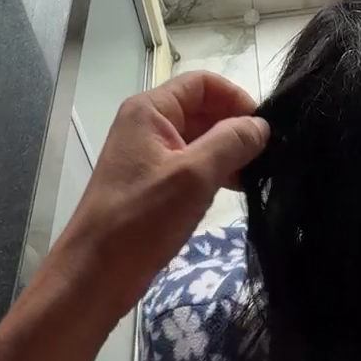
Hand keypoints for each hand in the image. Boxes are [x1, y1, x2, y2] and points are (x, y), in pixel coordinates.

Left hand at [48, 71, 269, 319]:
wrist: (94, 277)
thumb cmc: (140, 220)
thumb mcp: (194, 176)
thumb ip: (231, 142)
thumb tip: (261, 125)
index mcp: (150, 111)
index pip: (202, 83)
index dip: (235, 97)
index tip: (263, 126)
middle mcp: (147, 125)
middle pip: (201, 108)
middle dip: (234, 126)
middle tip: (266, 153)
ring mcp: (148, 155)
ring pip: (199, 137)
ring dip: (228, 151)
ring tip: (255, 174)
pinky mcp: (152, 183)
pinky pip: (191, 163)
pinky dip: (215, 171)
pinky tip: (235, 189)